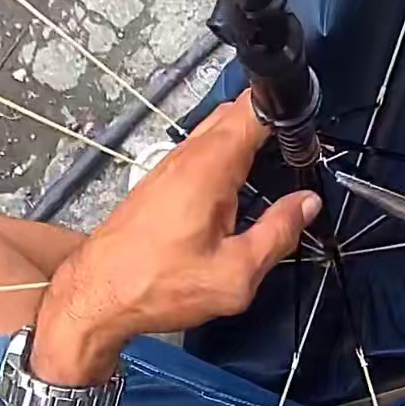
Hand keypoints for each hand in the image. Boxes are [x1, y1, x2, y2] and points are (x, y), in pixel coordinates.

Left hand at [35, 95, 319, 382]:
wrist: (97, 296)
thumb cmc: (159, 286)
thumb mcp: (235, 273)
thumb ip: (278, 233)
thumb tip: (307, 204)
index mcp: (210, 168)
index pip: (254, 111)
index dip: (286, 110)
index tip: (307, 131)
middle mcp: (186, 157)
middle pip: (236, 115)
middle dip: (270, 124)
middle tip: (298, 152)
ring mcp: (169, 167)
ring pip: (216, 134)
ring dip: (247, 142)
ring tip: (274, 169)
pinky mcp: (159, 183)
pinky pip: (200, 155)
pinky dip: (226, 160)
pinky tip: (237, 190)